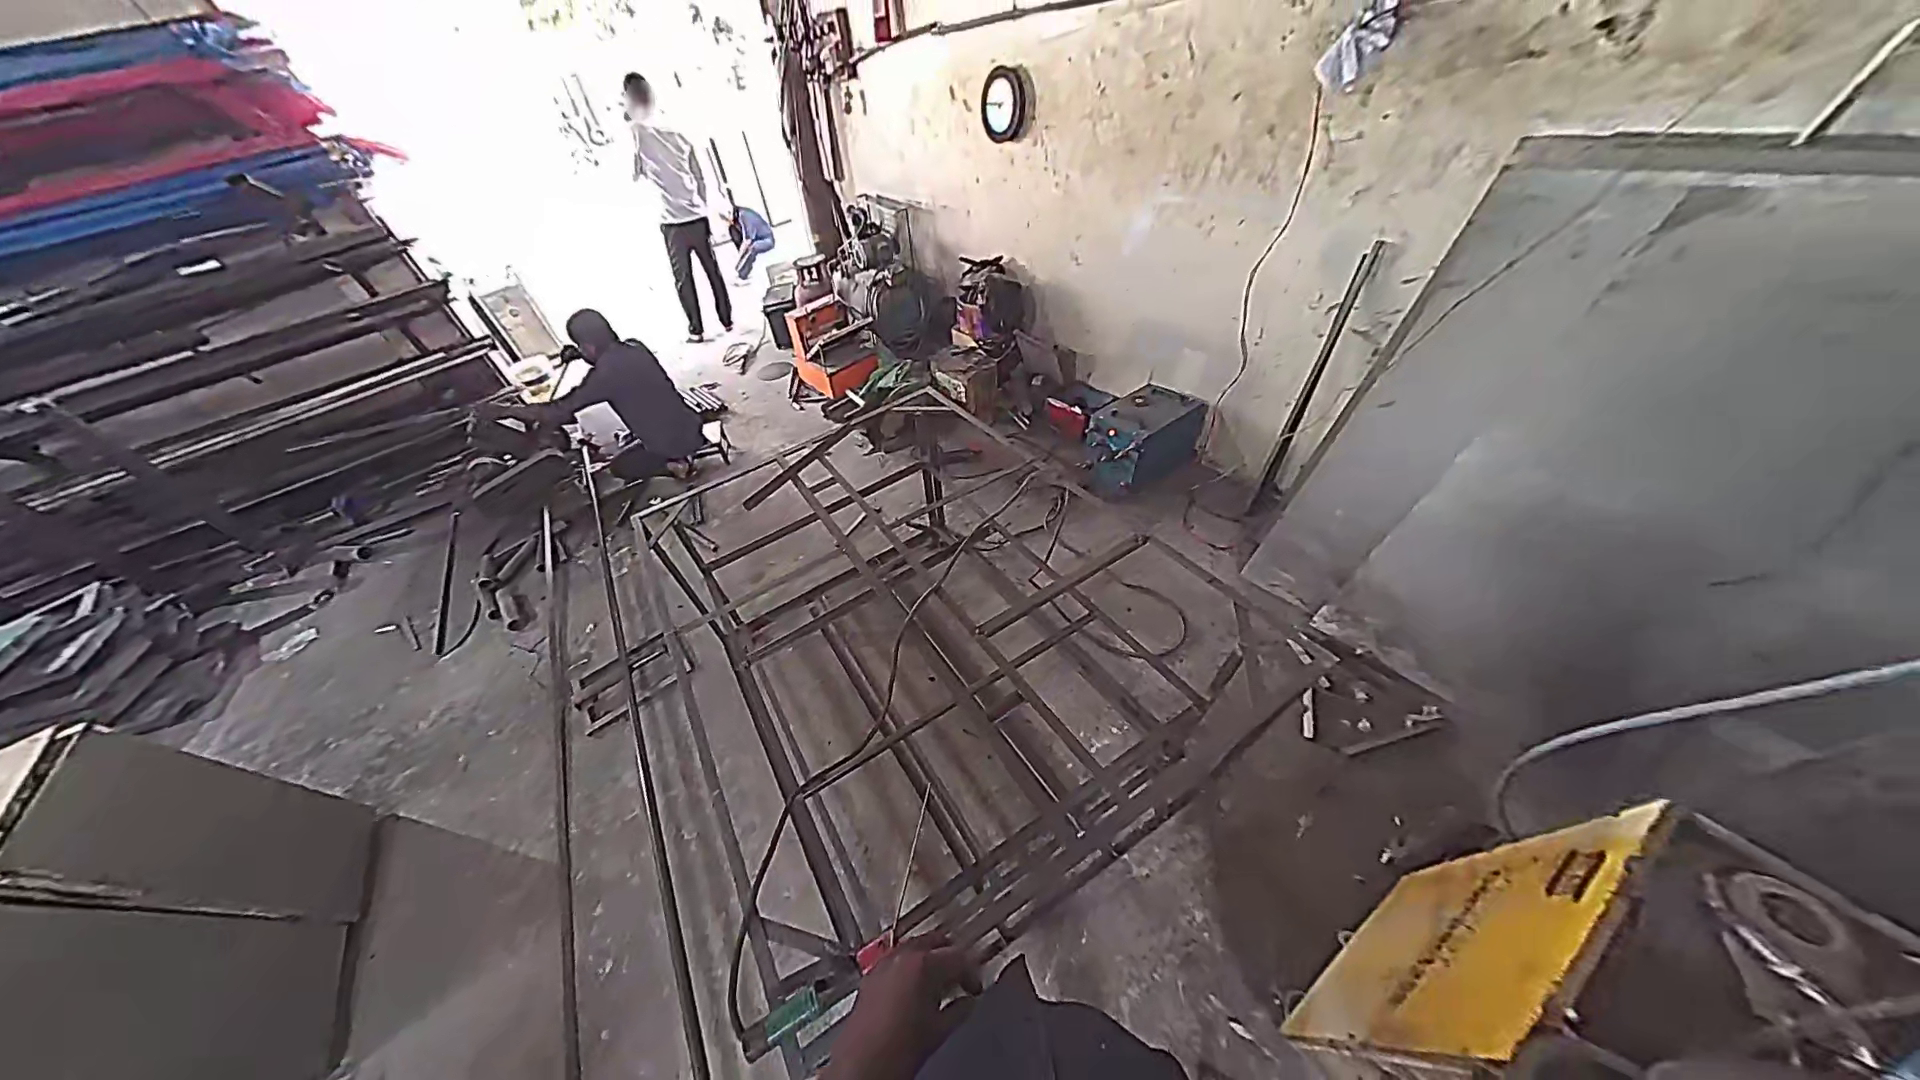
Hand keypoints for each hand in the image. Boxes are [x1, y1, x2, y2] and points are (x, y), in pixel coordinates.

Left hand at [823, 936, 978, 1079]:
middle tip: (961, 978)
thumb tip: (967, 1002)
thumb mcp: (938, 1030)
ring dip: (930, 961)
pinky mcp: (871, 976)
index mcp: (924, 964)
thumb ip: (959, 1009)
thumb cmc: (897, 1051)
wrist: (861, 1067)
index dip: (972, 973)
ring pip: (915, 948)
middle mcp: (902, 956)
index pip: (959, 957)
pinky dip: (910, 968)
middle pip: (936, 942)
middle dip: (951, 958)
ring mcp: (884, 964)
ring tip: (940, 985)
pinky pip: (897, 961)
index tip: (975, 986)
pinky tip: (915, 990)